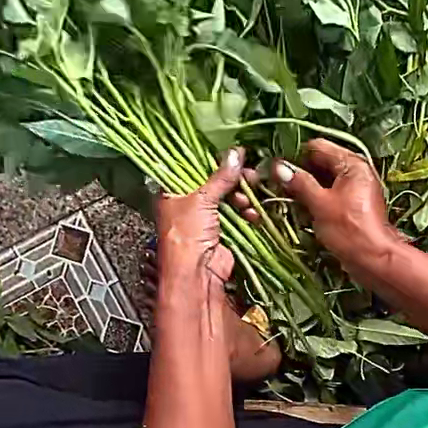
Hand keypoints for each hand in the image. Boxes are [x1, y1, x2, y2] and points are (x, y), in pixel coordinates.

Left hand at [156, 148, 251, 288]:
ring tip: (250, 197)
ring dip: (244, 196)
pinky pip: (240, 215)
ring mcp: (209, 217)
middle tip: (250, 175)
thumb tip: (236, 152)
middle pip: (217, 182)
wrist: (197, 274)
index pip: (195, 167)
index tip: (236, 154)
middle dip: (235, 179)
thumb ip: (220, 177)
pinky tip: (253, 213)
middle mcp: (190, 202)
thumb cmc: (186, 235)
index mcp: (174, 191)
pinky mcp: (226, 230)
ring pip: (231, 198)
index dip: (215, 160)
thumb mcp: (201, 199)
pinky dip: (248, 212)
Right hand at [256, 140, 402, 276]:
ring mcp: (356, 190)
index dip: (295, 155)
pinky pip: (330, 195)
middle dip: (299, 172)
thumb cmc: (349, 229)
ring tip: (285, 196)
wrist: (374, 260)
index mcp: (353, 164)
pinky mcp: (353, 206)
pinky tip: (301, 208)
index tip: (276, 167)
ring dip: (306, 188)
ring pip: (324, 181)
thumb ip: (300, 183)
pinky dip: (316, 199)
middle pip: (321, 163)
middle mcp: (357, 172)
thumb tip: (278, 167)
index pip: (318, 147)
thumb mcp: (320, 204)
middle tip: (276, 183)